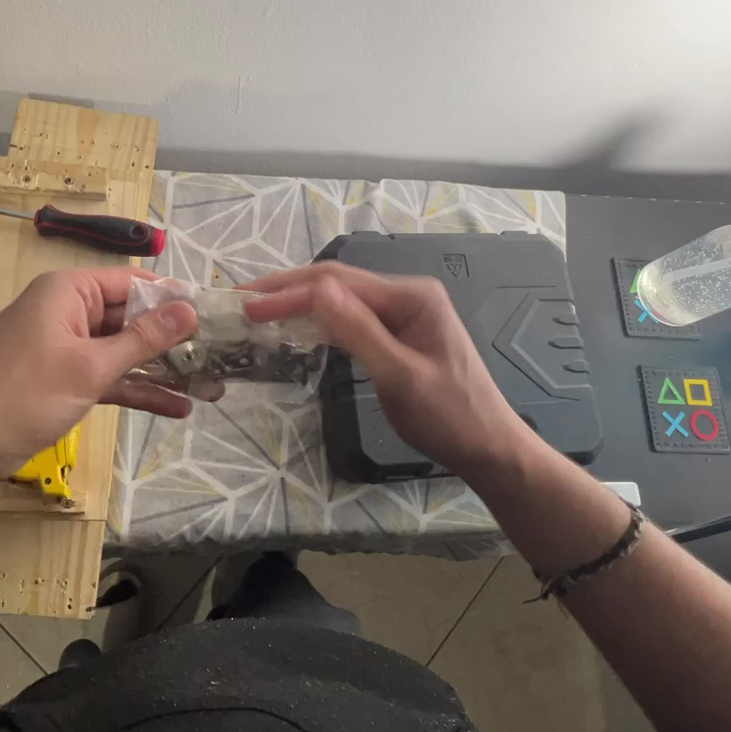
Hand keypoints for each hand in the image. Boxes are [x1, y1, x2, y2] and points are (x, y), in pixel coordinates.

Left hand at [0, 266, 198, 528]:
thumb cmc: (24, 395)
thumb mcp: (90, 366)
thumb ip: (143, 339)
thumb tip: (189, 310)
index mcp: (68, 292)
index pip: (132, 282)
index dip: (173, 297)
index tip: (213, 314)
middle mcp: (67, 311)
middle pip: (130, 316)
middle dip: (172, 339)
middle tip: (220, 354)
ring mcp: (65, 347)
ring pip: (123, 350)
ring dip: (161, 370)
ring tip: (209, 386)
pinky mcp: (63, 379)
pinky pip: (108, 376)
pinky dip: (136, 390)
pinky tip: (175, 407)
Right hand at [242, 262, 538, 481]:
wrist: (488, 448)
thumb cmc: (449, 416)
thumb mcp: (400, 376)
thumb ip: (358, 331)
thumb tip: (315, 290)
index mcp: (410, 296)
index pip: (337, 284)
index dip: (289, 293)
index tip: (248, 306)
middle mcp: (405, 295)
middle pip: (336, 283)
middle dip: (287, 290)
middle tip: (242, 301)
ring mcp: (402, 313)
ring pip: (340, 300)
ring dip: (299, 303)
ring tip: (258, 311)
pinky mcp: (396, 334)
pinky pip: (350, 319)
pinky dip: (318, 321)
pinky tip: (295, 327)